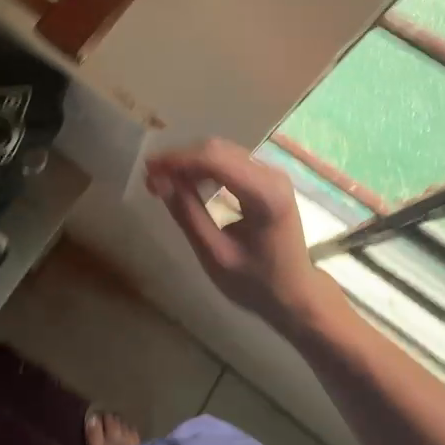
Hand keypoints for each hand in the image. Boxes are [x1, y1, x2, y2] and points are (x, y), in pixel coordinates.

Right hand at [145, 138, 332, 334]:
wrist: (297, 294)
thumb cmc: (257, 283)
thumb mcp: (215, 255)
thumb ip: (188, 214)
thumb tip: (159, 180)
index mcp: (265, 194)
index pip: (214, 159)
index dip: (177, 160)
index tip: (148, 171)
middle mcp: (271, 174)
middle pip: (216, 150)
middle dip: (180, 160)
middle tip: (151, 180)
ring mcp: (271, 173)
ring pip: (220, 151)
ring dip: (190, 162)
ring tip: (164, 183)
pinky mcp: (267, 177)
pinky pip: (229, 161)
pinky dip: (203, 167)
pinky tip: (187, 183)